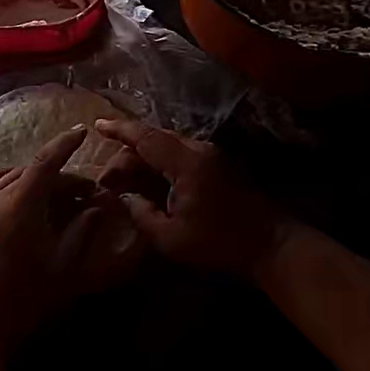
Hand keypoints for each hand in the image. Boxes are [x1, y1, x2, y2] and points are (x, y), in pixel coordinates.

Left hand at [0, 126, 139, 353]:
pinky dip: (5, 180)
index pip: (45, 163)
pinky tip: (17, 194)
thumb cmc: (25, 297)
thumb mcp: (64, 265)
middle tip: (85, 196)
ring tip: (54, 193)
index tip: (81, 132)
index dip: (65, 145)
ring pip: (9, 176)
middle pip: (31, 172)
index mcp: (20, 204)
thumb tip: (98, 207)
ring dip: (33, 178)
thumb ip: (82, 230)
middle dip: (59, 178)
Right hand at [93, 119, 304, 275]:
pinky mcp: (217, 165)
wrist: (272, 245)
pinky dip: (158, 163)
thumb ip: (142, 214)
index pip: (144, 137)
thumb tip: (125, 198)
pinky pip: (179, 154)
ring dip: (142, 160)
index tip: (97, 126)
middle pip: (152, 140)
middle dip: (126, 155)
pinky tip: (148, 182)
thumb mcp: (171, 238)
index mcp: (185, 162)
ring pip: (165, 146)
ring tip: (123, 183)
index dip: (119, 130)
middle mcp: (198, 150)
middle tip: (108, 182)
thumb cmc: (219, 244)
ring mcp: (210, 155)